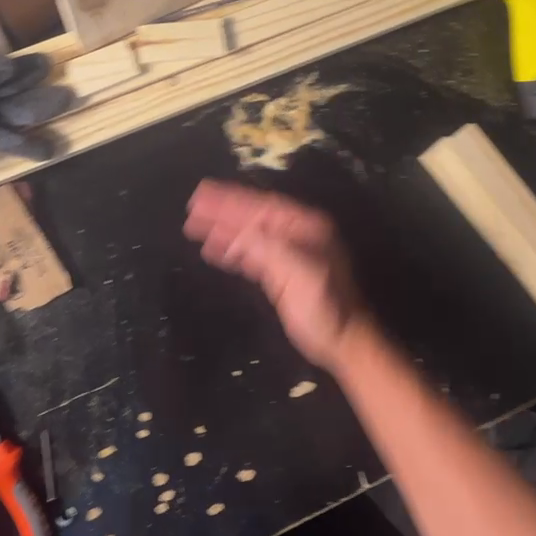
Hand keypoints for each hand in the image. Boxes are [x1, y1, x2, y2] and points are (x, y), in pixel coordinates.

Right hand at [183, 180, 374, 371]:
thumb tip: (237, 232)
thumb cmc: (325, 307)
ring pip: (250, 235)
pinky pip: (251, 256)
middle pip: (253, 217)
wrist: (342, 341)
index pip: (262, 206)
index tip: (203, 193)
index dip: (231, 199)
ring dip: (222, 230)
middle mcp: (297, 236)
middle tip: (192, 206)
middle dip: (223, 211)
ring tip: (194, 226)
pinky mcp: (281, 275)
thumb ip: (267, 248)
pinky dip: (231, 251)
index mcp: (305, 229)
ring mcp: (289, 255)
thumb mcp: (298, 273)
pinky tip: (213, 250)